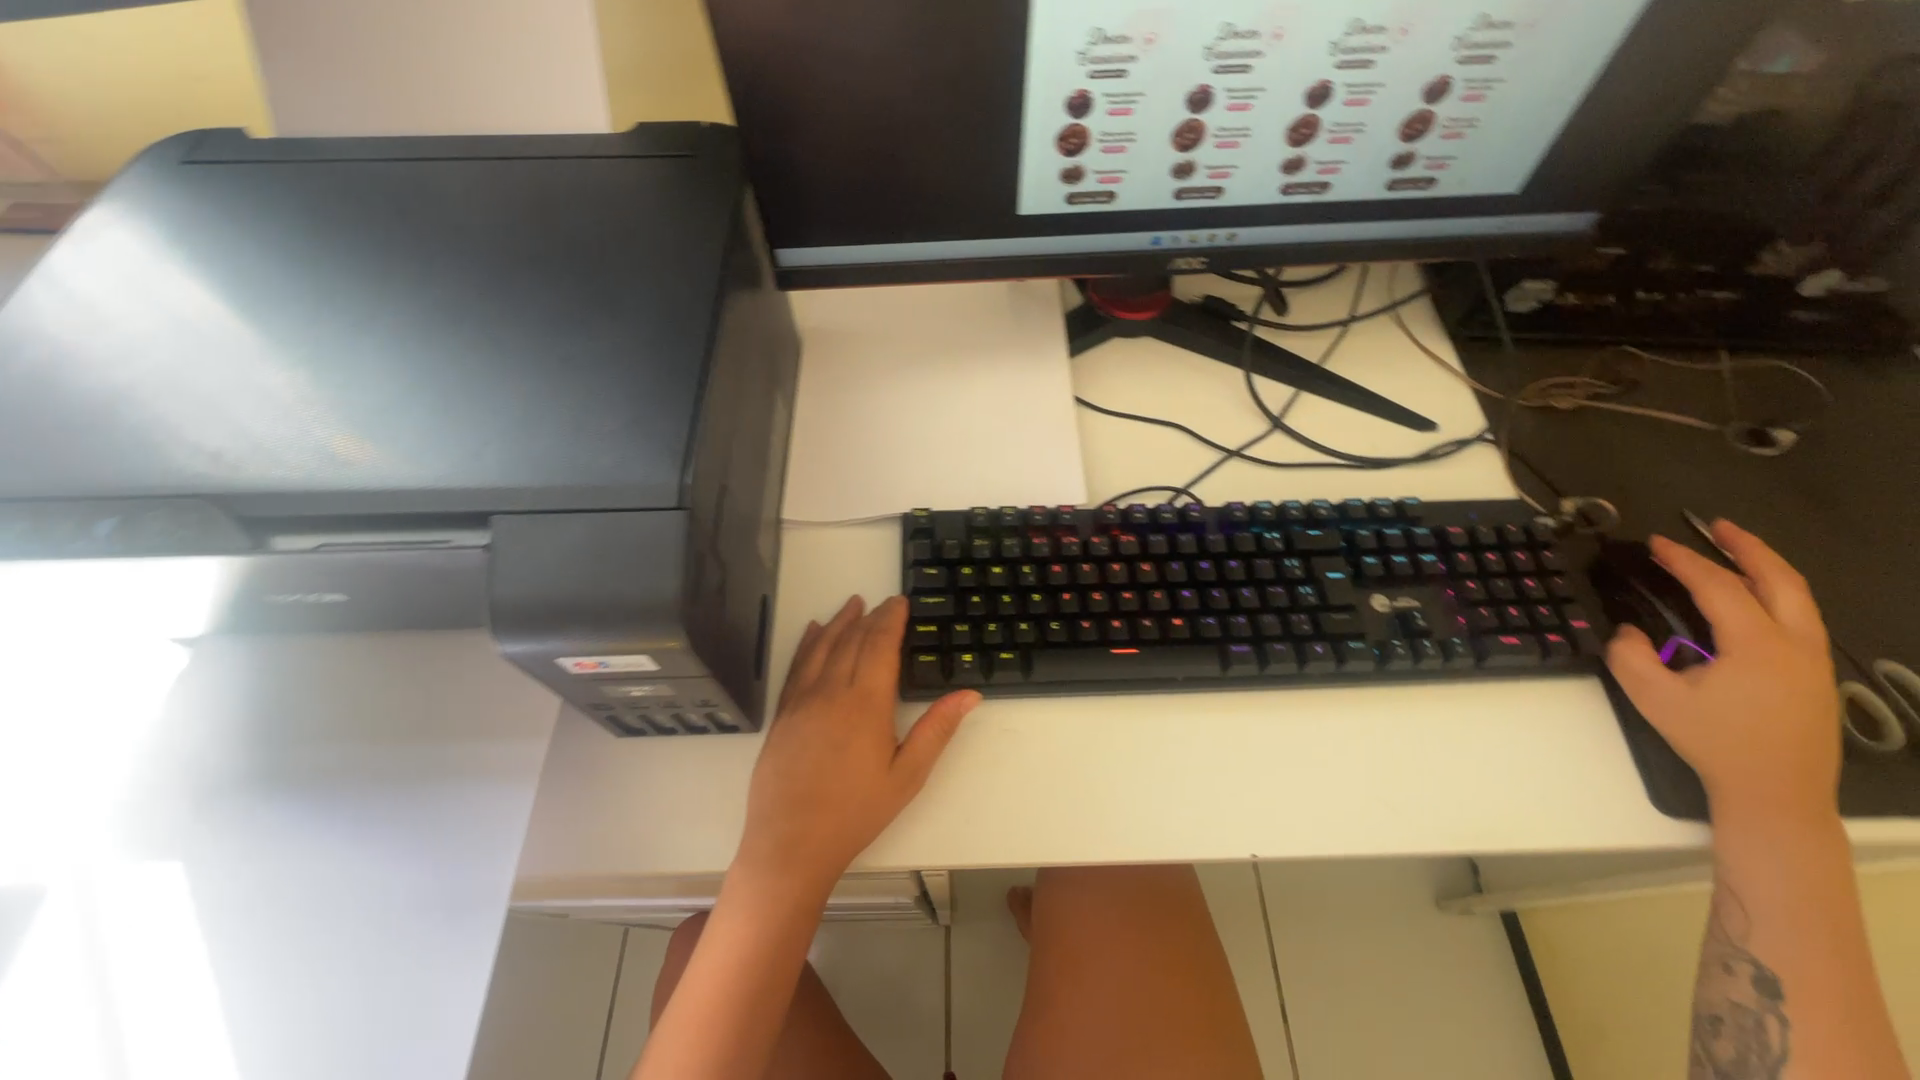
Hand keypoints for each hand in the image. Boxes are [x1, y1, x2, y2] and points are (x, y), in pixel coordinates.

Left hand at [736, 595, 981, 891]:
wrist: (791, 842)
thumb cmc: (856, 812)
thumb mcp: (908, 775)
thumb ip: (937, 729)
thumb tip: (969, 695)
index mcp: (866, 704)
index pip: (880, 646)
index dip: (891, 620)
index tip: (900, 602)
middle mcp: (831, 692)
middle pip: (852, 641)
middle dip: (870, 617)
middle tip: (884, 602)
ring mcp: (802, 702)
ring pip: (822, 648)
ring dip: (839, 623)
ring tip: (852, 604)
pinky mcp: (783, 715)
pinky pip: (796, 667)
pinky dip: (808, 644)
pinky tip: (814, 633)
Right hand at [1605, 521, 1839, 824]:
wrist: (1777, 793)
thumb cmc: (1715, 743)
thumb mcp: (1654, 700)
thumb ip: (1630, 658)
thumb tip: (1629, 632)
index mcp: (1756, 643)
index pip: (1719, 586)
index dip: (1685, 561)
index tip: (1657, 544)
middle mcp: (1795, 642)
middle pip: (1779, 579)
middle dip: (1748, 547)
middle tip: (1717, 526)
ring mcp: (1814, 660)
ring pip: (1799, 597)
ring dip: (1767, 568)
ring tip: (1738, 553)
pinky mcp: (1817, 677)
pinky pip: (1800, 618)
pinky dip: (1777, 594)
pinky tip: (1755, 601)